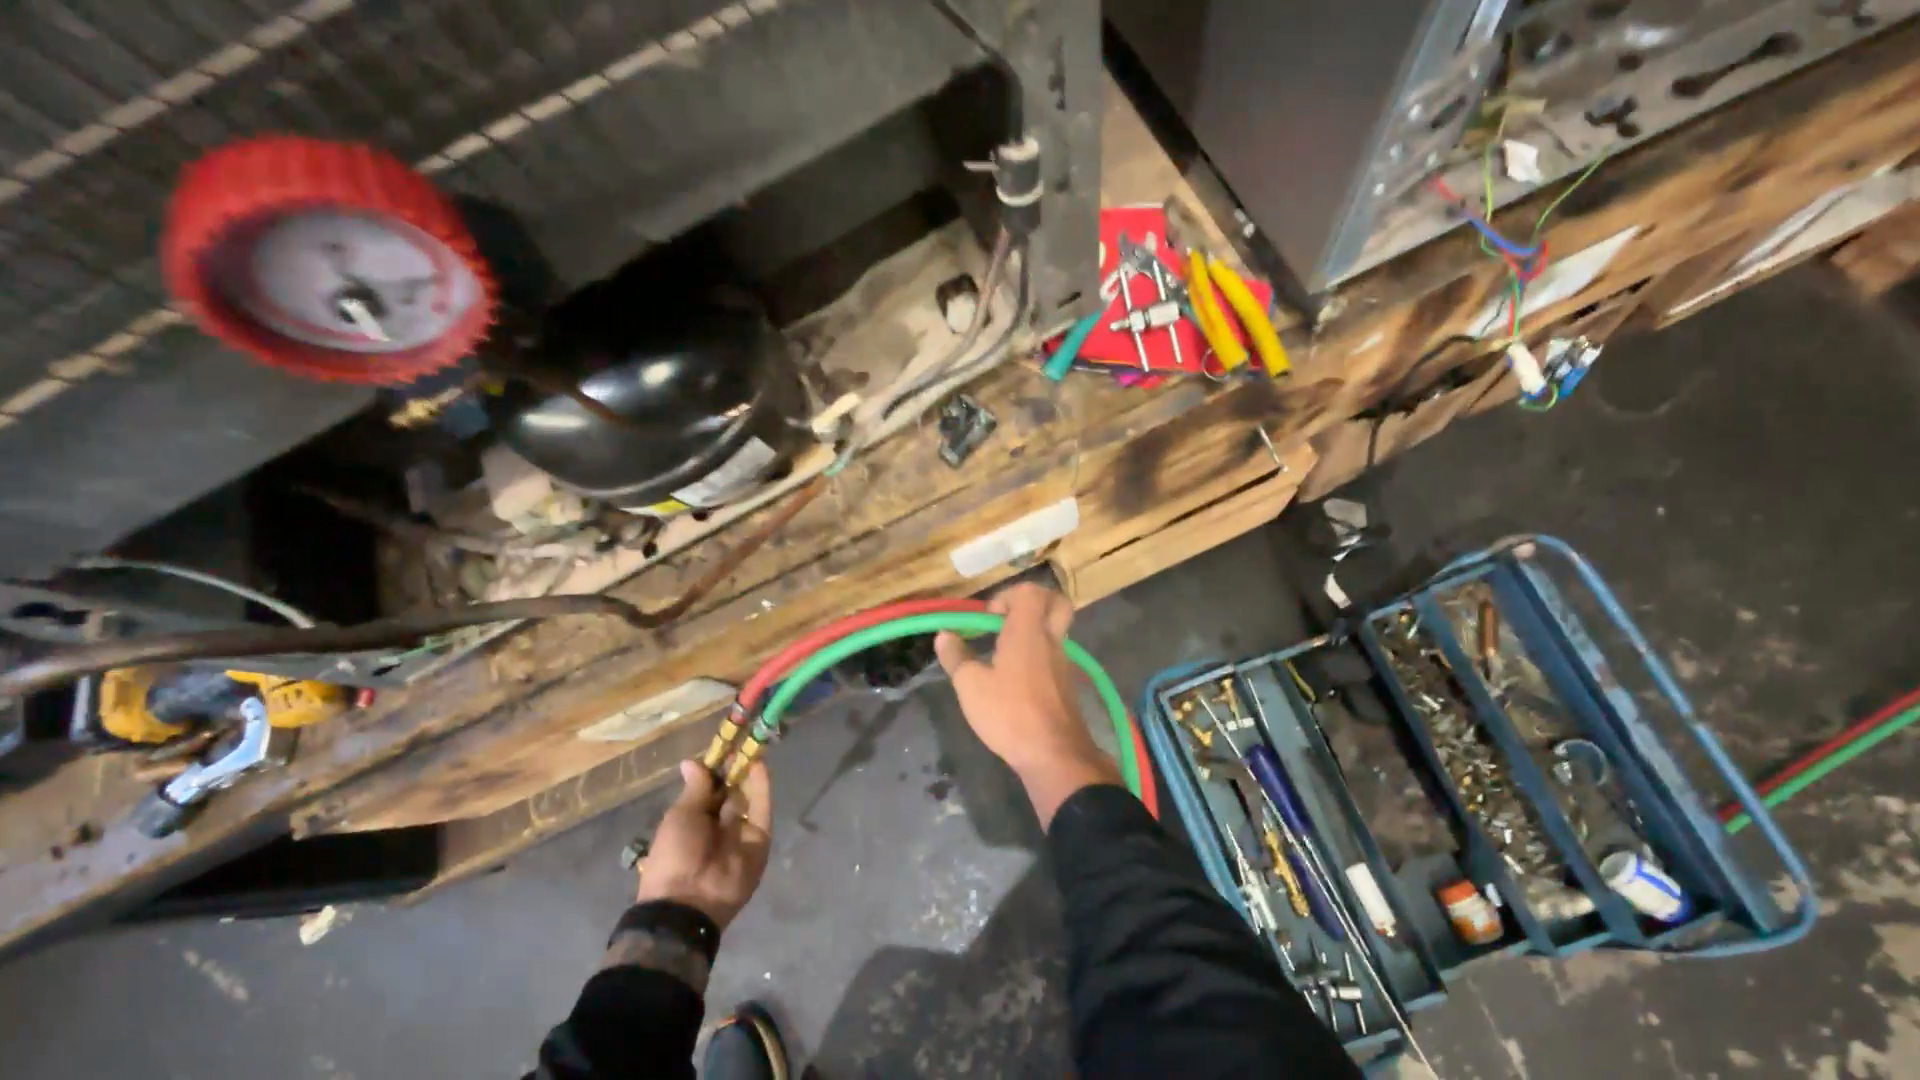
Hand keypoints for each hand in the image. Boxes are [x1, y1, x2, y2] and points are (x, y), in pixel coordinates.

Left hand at [636, 759, 771, 929]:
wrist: (689, 898)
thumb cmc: (674, 854)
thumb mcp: (680, 816)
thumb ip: (695, 789)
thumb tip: (692, 762)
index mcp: (694, 821)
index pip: (709, 790)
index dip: (716, 770)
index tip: (723, 747)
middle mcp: (719, 826)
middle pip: (732, 792)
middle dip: (735, 769)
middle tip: (741, 743)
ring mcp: (741, 832)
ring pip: (748, 797)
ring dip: (749, 774)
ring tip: (752, 747)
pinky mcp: (760, 839)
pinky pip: (762, 810)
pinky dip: (762, 787)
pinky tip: (759, 765)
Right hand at [934, 583, 1118, 824]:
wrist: (1054, 754)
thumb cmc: (1009, 714)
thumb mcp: (971, 686)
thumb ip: (956, 657)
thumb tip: (944, 635)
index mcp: (1028, 632)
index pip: (1030, 591)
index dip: (1007, 596)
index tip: (989, 619)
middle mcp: (1052, 641)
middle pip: (1056, 604)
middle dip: (1034, 604)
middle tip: (1008, 622)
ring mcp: (1064, 664)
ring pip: (1057, 631)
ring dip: (1034, 633)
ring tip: (1005, 654)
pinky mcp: (1067, 685)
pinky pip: (1055, 656)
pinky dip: (1038, 657)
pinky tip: (1017, 680)